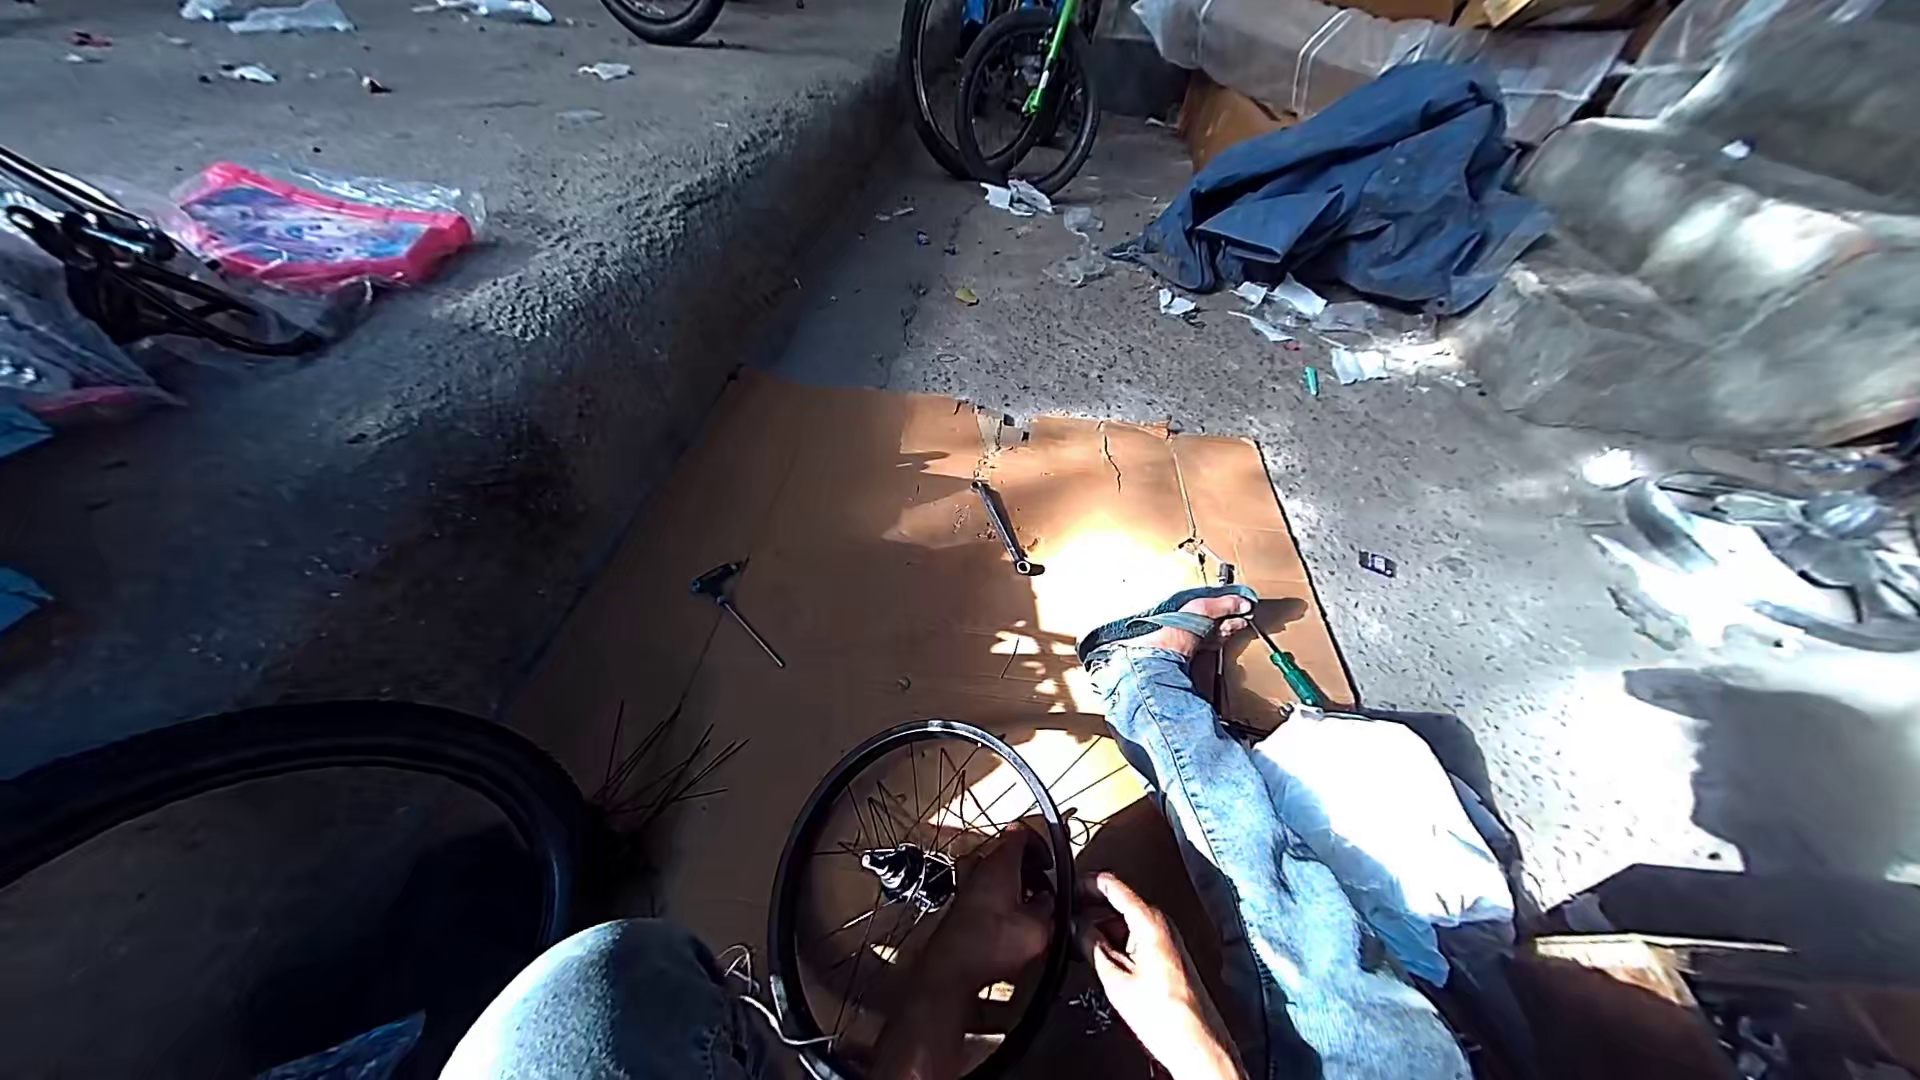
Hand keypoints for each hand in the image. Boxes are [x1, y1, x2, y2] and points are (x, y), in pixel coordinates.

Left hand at [872, 828, 1055, 1079]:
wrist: (954, 968)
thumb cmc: (993, 942)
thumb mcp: (1037, 927)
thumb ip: (1047, 908)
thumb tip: (1048, 902)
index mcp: (1000, 861)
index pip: (1020, 833)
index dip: (1039, 844)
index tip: (1049, 863)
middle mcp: (979, 866)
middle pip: (1007, 852)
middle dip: (1028, 868)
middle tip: (1042, 889)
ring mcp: (966, 883)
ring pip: (993, 871)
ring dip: (1011, 882)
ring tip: (1027, 906)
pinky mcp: (960, 904)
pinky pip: (982, 889)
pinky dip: (997, 897)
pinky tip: (1008, 922)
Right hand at [1076, 872, 1246, 1079]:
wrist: (1201, 1050)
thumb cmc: (1167, 1019)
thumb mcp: (1115, 980)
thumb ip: (1090, 945)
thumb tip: (1076, 926)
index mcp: (1148, 920)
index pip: (1111, 884)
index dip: (1085, 884)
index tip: (1069, 889)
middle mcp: (1161, 923)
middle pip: (1118, 903)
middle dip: (1092, 912)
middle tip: (1071, 922)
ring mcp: (1168, 938)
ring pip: (1127, 922)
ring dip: (1105, 930)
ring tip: (1085, 947)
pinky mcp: (1170, 955)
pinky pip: (1138, 937)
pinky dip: (1119, 943)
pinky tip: (1106, 962)